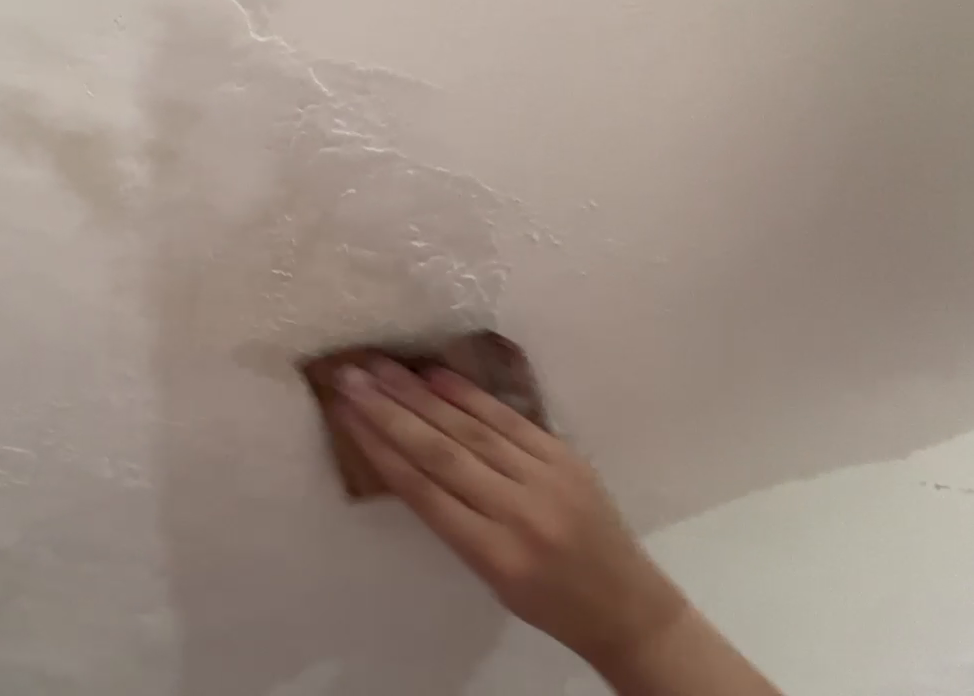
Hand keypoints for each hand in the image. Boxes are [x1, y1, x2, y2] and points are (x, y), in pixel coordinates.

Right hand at [337, 360, 689, 672]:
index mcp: (492, 555)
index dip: (378, 447)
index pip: (421, 490)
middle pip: (439, 452)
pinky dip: (467, 394)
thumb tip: (401, 455)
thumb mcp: (487, 576)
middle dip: (388, 410)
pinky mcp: (564, 455)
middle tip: (350, 377)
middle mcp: (517, 513)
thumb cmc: (547, 602)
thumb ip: (448, 517)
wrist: (629, 607)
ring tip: (380, 366)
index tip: (344, 412)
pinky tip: (434, 374)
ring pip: (469, 428)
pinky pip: (507, 419)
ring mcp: (545, 478)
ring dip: (418, 393)